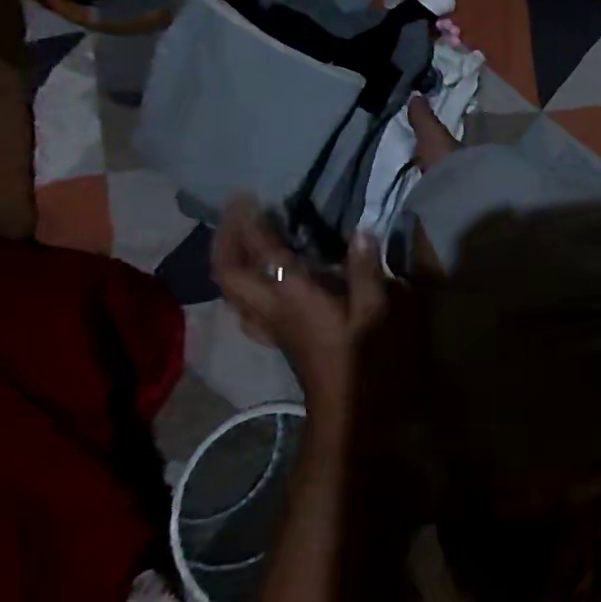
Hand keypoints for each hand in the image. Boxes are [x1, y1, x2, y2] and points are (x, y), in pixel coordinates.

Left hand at [212, 197, 386, 409]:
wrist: (348, 405)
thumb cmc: (364, 357)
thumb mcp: (375, 312)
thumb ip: (365, 271)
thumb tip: (361, 232)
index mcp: (293, 296)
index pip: (262, 252)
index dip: (251, 222)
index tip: (246, 196)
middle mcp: (270, 307)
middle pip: (227, 271)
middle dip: (225, 239)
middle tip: (235, 216)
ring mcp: (269, 326)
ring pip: (230, 291)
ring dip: (227, 262)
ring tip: (240, 245)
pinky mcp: (276, 339)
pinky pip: (244, 310)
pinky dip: (242, 291)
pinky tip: (258, 288)